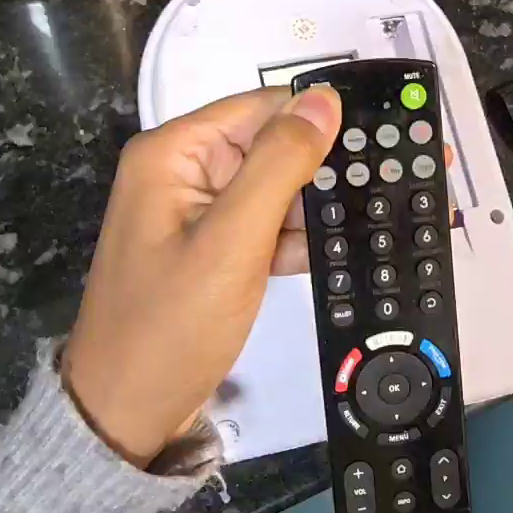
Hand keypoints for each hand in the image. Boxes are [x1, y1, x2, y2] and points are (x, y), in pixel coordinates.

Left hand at [63, 85, 341, 465]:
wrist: (127, 412)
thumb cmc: (171, 325)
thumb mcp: (232, 241)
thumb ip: (280, 165)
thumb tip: (323, 100)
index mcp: (174, 153)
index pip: (260, 107)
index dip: (318, 117)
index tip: (379, 134)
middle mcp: (183, 171)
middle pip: (268, 146)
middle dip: (320, 168)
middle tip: (385, 182)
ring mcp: (197, 212)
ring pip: (273, 188)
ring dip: (312, 207)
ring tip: (368, 218)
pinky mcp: (212, 248)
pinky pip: (263, 225)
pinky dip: (294, 238)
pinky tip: (332, 252)